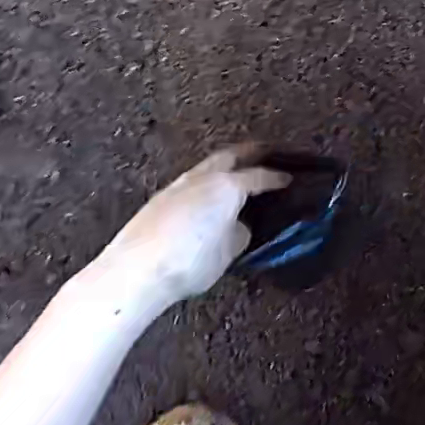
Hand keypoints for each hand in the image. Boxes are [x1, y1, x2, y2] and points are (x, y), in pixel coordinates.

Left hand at [83, 147, 289, 318]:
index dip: (276, 177)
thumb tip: (239, 224)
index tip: (288, 178)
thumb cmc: (190, 262)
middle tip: (265, 152)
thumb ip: (240, 231)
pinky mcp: (160, 199)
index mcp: (228, 186)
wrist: (136, 272)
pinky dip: (206, 180)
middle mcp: (203, 178)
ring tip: (236, 171)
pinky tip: (207, 194)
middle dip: (250, 152)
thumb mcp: (229, 250)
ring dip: (225, 164)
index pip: (260, 176)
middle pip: (231, 155)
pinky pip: (191, 180)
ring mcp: (178, 186)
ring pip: (207, 165)